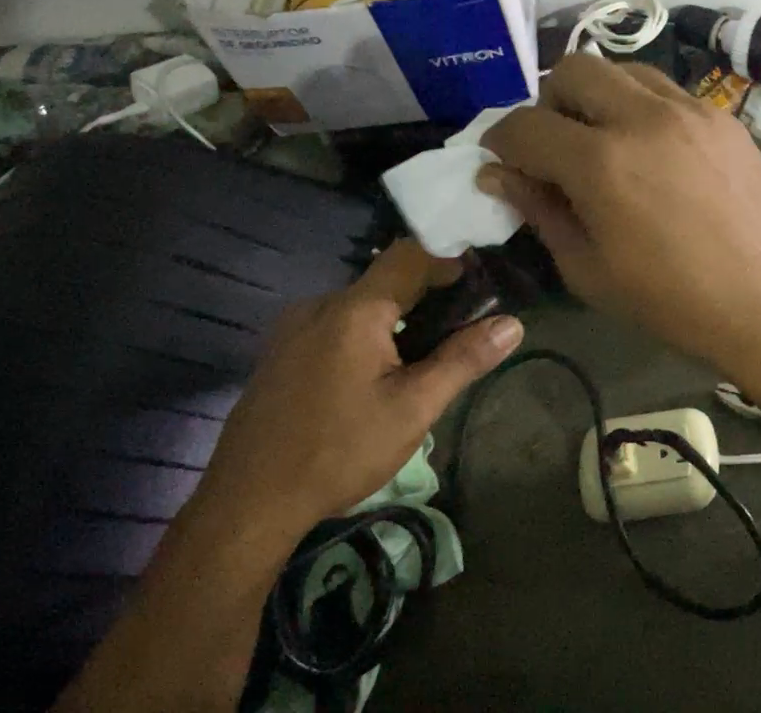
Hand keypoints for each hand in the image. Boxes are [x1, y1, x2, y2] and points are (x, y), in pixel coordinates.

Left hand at [192, 240, 524, 536]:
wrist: (247, 505)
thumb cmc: (338, 451)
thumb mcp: (414, 408)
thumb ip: (463, 360)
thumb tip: (514, 324)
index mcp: (354, 310)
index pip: (411, 255)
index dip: (450, 259)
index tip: (483, 282)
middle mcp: (319, 306)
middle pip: (387, 282)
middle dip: (429, 298)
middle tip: (462, 334)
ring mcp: (293, 330)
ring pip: (361, 307)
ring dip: (398, 321)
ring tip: (425, 363)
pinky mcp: (281, 355)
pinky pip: (336, 327)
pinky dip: (368, 337)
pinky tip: (378, 380)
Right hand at [479, 54, 760, 380]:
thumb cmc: (673, 299)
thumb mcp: (589, 269)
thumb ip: (540, 212)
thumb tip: (499, 175)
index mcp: (602, 162)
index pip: (526, 125)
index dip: (501, 142)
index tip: (503, 162)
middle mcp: (644, 118)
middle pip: (573, 70)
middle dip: (550, 102)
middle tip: (557, 145)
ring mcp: (691, 110)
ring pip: (625, 70)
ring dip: (601, 96)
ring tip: (607, 140)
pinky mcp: (723, 116)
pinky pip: (668, 90)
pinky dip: (645, 107)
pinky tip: (656, 151)